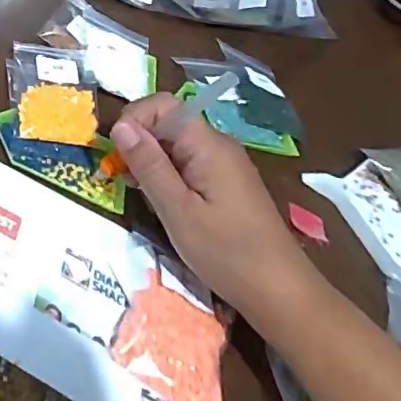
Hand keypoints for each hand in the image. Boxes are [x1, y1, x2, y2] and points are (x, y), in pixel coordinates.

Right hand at [110, 94, 314, 312]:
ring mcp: (225, 164)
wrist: (284, 296)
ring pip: (176, 145)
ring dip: (151, 160)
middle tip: (121, 177)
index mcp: (207, 144)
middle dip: (139, 142)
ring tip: (138, 192)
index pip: (162, 104)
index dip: (134, 119)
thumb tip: (120, 125)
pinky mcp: (227, 184)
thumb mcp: (178, 211)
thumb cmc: (227, 253)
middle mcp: (217, 144)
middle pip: (168, 122)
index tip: (117, 152)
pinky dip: (167, 174)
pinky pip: (188, 163)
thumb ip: (149, 165)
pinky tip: (162, 202)